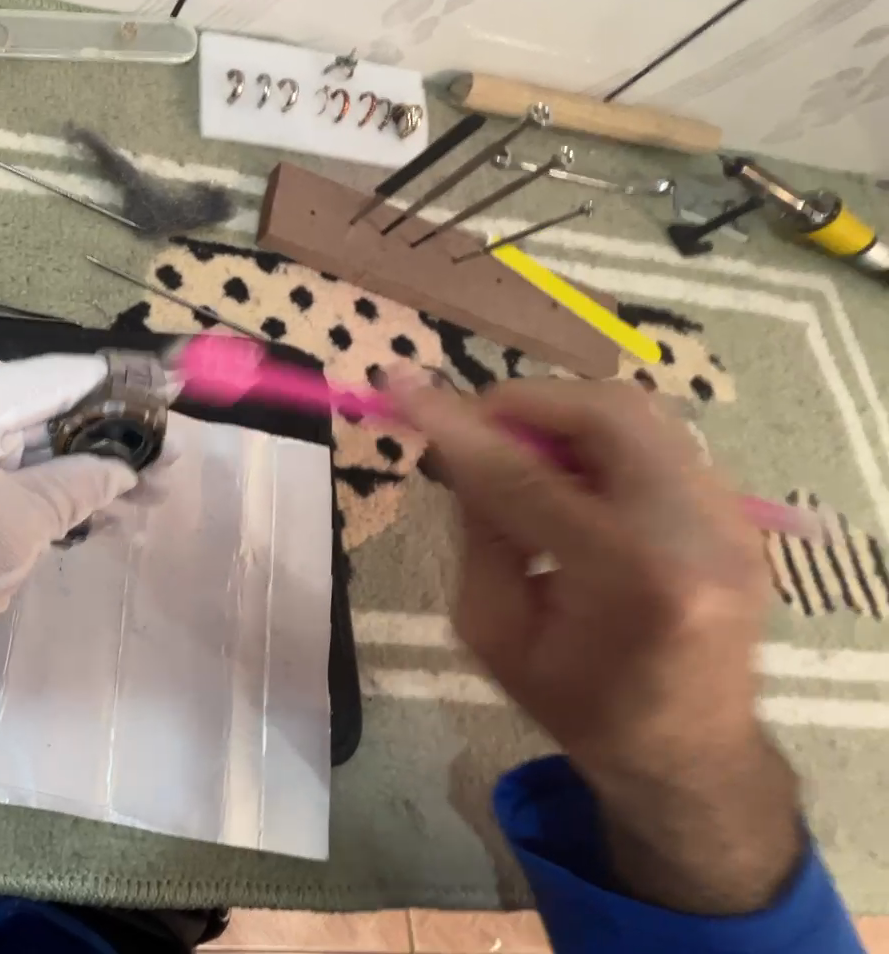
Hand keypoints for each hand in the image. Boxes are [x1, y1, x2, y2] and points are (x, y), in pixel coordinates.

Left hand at [0, 355, 139, 696]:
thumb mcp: (15, 526)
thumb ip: (76, 486)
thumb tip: (124, 467)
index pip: (57, 376)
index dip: (119, 385)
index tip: (174, 393)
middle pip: (47, 414)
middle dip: (111, 443)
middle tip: (173, 469)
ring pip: (32, 453)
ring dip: (88, 478)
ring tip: (152, 504)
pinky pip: (8, 482)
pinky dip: (50, 499)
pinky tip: (104, 520)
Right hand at [392, 376, 801, 913]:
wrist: (686, 748)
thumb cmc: (570, 701)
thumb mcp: (490, 627)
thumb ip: (481, 534)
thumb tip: (462, 457)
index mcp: (632, 581)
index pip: (526, 475)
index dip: (454, 425)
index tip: (397, 383)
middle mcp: (700, 536)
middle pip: (608, 415)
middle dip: (520, 405)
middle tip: (466, 429)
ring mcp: (732, 521)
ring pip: (635, 415)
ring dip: (555, 420)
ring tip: (509, 457)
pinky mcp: (735, 514)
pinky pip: (651, 440)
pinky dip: (589, 439)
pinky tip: (559, 478)